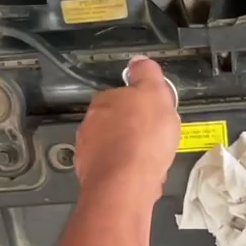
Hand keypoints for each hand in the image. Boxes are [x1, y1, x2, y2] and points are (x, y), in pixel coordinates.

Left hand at [74, 56, 179, 204]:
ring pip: (114, 149)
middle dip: (134, 130)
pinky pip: (115, 171)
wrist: (126, 184)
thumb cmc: (143, 138)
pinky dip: (128, 173)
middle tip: (156, 139)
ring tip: (152, 161)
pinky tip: (143, 178)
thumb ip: (147, 75)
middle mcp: (90, 125)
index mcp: (104, 101)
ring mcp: (88, 152)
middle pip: (116, 123)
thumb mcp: (155, 94)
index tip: (156, 115)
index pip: (122, 97)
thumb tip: (139, 61)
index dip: (142, 106)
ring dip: (130, 153)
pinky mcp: (93, 178)